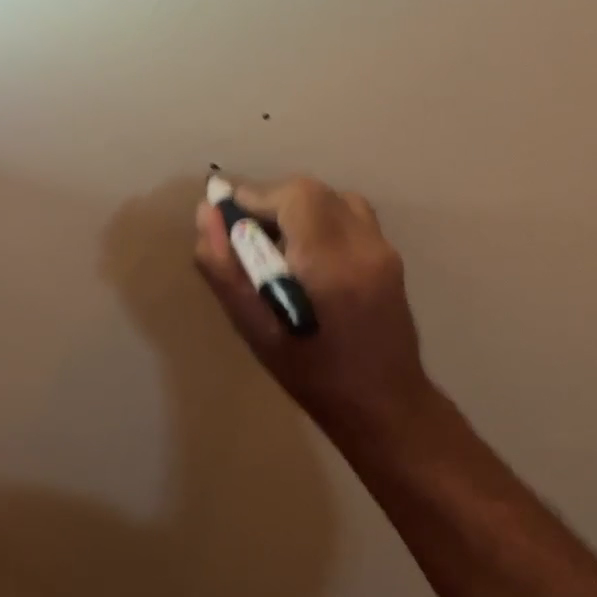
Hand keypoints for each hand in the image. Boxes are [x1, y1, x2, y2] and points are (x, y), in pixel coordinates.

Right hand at [193, 176, 431, 433]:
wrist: (383, 404)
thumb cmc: (309, 371)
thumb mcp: (251, 326)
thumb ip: (224, 265)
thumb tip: (206, 212)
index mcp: (329, 264)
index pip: (294, 196)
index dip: (255, 196)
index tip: (228, 220)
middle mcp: (363, 246)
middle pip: (311, 191)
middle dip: (271, 201)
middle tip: (246, 236)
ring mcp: (383, 249)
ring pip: (332, 198)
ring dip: (296, 208)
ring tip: (276, 244)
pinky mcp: (390, 256)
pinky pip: (348, 215)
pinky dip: (319, 219)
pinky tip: (305, 256)